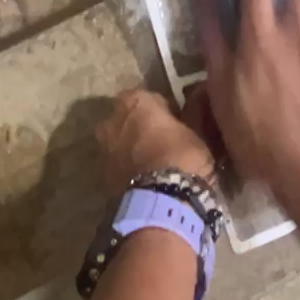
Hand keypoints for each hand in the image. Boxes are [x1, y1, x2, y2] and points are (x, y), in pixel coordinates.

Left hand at [95, 89, 216, 192]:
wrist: (161, 203)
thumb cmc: (181, 157)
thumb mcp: (198, 131)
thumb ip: (193, 112)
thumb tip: (198, 96)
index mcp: (135, 102)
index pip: (150, 98)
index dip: (165, 111)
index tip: (177, 124)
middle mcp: (112, 120)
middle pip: (128, 118)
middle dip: (142, 128)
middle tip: (164, 144)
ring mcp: (103, 148)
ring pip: (120, 142)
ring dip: (132, 148)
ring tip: (155, 165)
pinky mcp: (101, 176)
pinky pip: (118, 164)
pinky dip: (128, 168)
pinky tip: (146, 181)